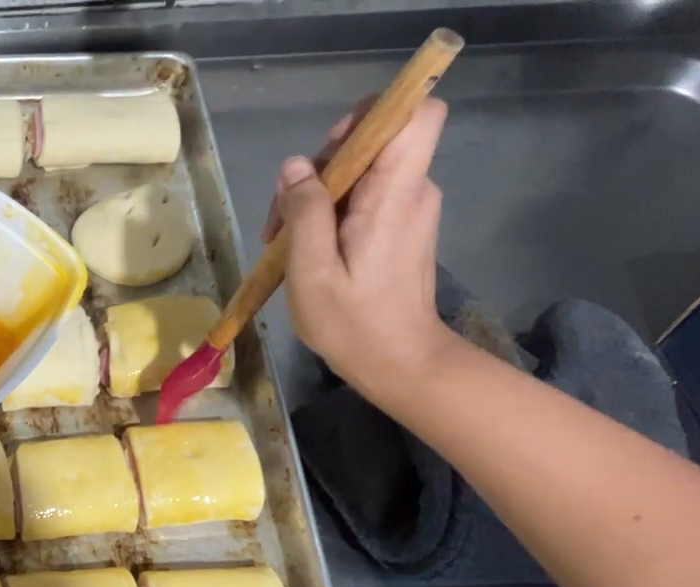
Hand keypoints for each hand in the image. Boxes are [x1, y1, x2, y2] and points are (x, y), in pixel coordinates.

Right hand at [267, 98, 459, 396]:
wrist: (399, 362)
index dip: (375, 112)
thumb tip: (293, 168)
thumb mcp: (311, 274)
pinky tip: (307, 251)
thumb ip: (304, 214)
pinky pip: (365, 198)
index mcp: (395, 194)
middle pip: (373, 143)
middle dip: (321, 168)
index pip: (416, 112)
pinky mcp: (402, 226)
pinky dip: (331, 214)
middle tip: (283, 218)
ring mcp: (410, 208)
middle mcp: (412, 189)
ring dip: (318, 196)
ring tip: (285, 242)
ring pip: (363, 172)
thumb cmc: (353, 323)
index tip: (331, 149)